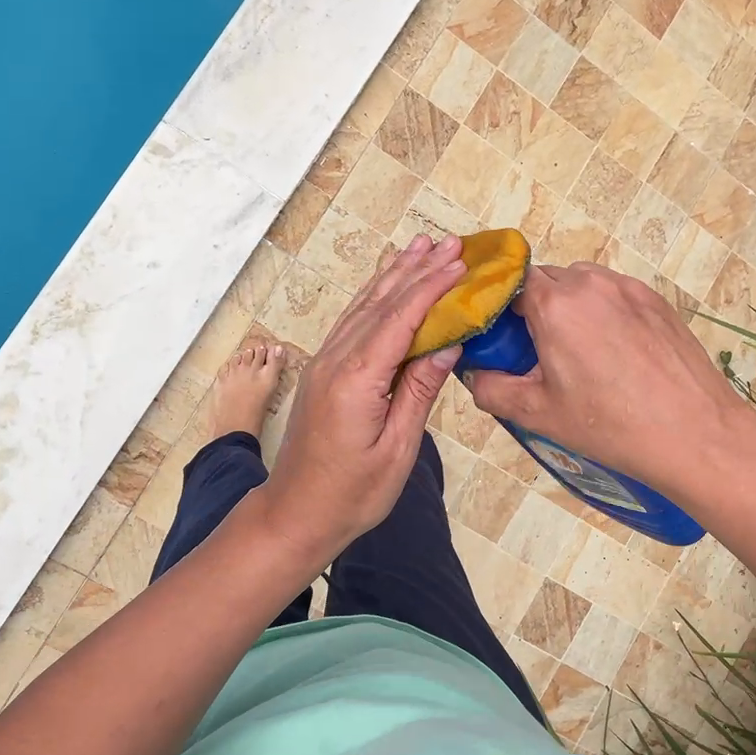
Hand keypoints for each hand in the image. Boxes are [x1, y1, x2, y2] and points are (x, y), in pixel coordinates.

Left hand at [258, 233, 466, 559]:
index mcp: (356, 379)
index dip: (431, 287)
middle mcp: (335, 360)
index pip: (399, 319)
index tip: (459, 262)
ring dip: (394, 274)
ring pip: (363, 306)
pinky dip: (374, 296)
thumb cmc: (352, 493)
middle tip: (447, 241)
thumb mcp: (396, 449)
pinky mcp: (322, 369)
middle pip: (380, 302)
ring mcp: (324, 362)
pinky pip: (352, 321)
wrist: (295, 513)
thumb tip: (449, 344)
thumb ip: (419, 391)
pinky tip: (387, 283)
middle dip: (416, 269)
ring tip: (419, 246)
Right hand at [462, 262, 755, 505]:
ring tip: (580, 352)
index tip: (502, 334)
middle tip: (538, 351)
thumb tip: (474, 376)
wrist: (697, 435)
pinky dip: (604, 312)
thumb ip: (492, 389)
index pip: (512, 281)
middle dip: (536, 307)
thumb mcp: (538, 414)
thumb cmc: (611, 425)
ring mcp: (629, 289)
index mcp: (555, 305)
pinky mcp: (657, 301)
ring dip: (571, 307)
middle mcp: (591, 284)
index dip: (502, 304)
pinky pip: (615, 294)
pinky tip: (615, 354)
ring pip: (583, 284)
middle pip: (547, 279)